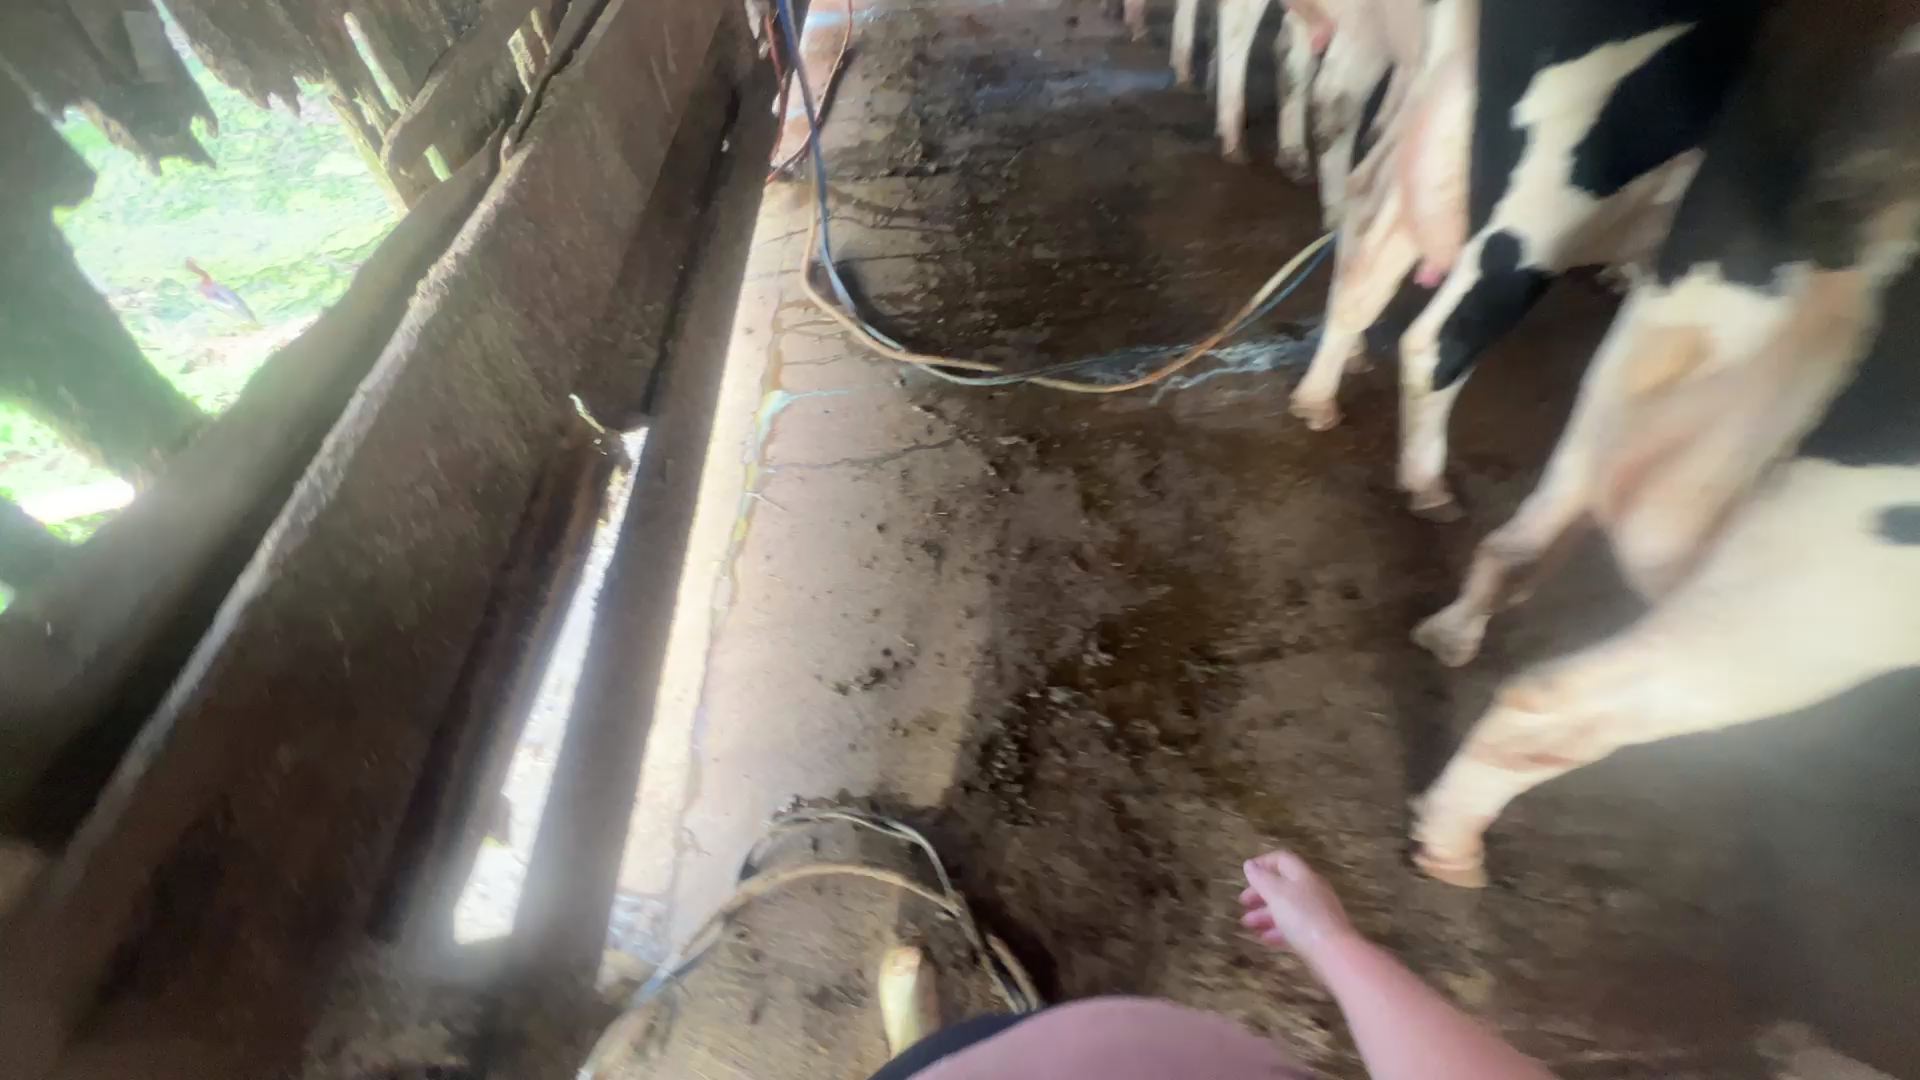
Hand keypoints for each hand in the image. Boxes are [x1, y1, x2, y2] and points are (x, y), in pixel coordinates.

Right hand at [1239, 849, 1354, 959]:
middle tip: (1243, 903)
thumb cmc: (1302, 917)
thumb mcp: (1275, 893)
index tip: (1246, 875)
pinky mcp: (1320, 935)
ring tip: (1248, 925)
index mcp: (1303, 875)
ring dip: (1265, 914)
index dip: (1262, 863)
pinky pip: (1295, 927)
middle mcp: (1312, 891)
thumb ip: (1260, 878)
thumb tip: (1249, 864)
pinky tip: (1265, 940)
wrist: (1335, 954)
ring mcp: (1318, 914)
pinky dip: (1278, 931)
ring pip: (1287, 908)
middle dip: (1260, 893)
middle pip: (1282, 885)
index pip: (1282, 860)